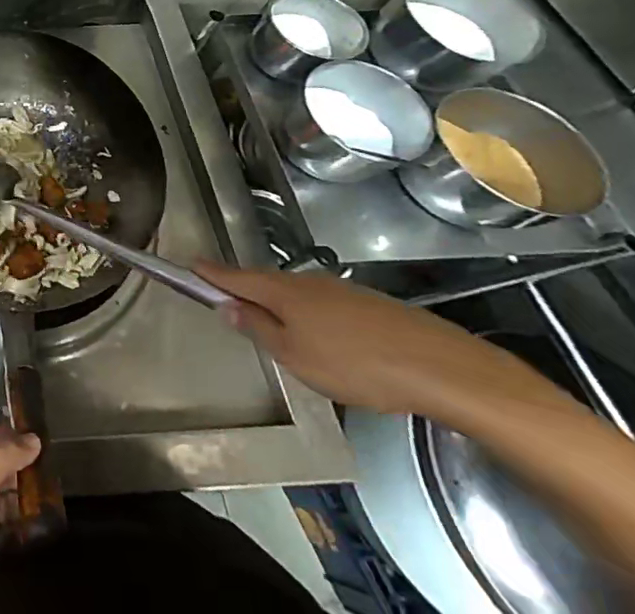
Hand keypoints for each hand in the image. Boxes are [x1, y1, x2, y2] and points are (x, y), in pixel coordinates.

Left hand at [0, 424, 40, 613]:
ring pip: (5, 497)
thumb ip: (4, 454)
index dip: (13, 435)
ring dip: (26, 498)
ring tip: (55, 501)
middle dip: (24, 468)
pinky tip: (41, 528)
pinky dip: (22, 526)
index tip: (42, 443)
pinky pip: (6, 527)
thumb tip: (33, 438)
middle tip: (55, 474)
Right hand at [194, 262, 570, 421]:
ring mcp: (343, 291)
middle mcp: (310, 282)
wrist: (443, 369)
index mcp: (284, 292)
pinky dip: (310, 314)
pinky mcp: (371, 305)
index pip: (236, 277)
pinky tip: (322, 339)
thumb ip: (257, 328)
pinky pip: (324, 304)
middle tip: (229, 304)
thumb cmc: (356, 366)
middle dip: (246, 291)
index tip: (191, 265)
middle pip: (266, 282)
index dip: (211, 273)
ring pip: (298, 294)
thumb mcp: (294, 356)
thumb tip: (227, 305)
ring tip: (276, 330)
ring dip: (280, 305)